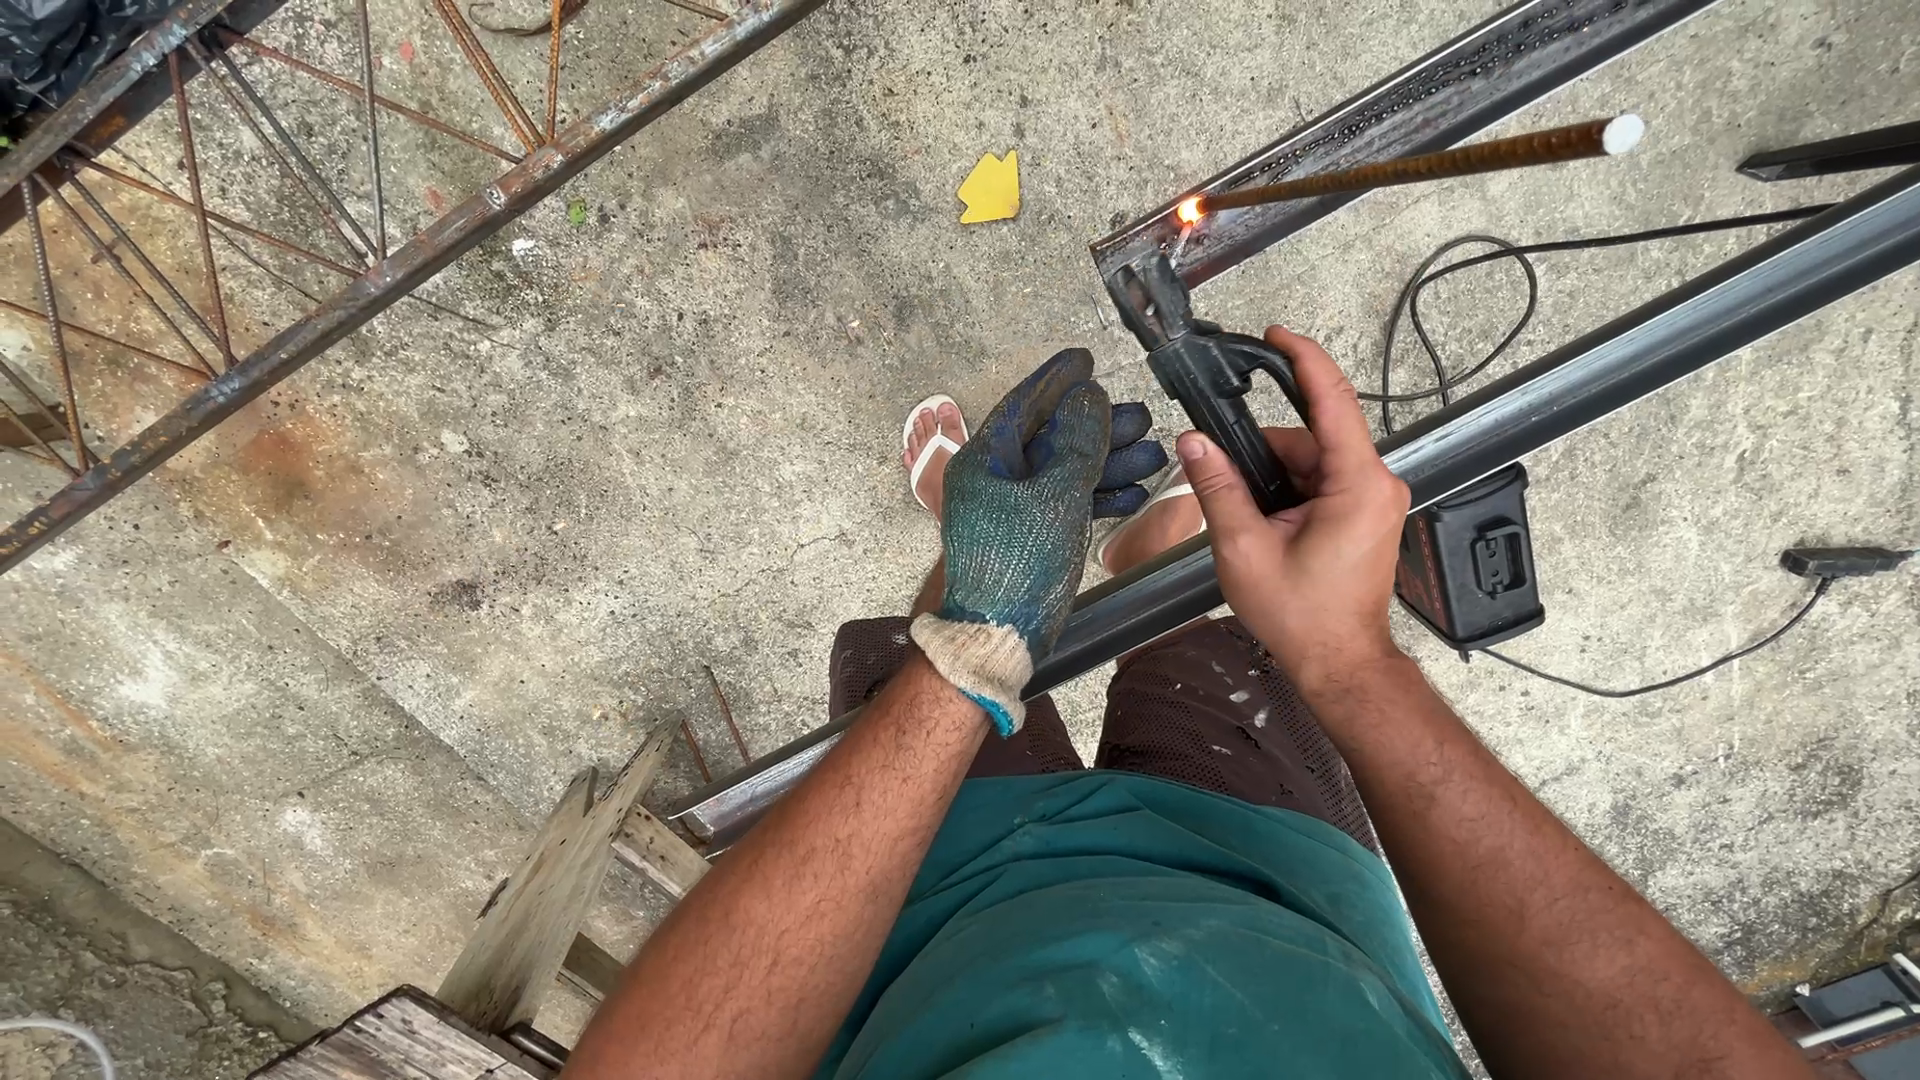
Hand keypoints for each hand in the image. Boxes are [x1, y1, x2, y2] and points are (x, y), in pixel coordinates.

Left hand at [912, 348, 1113, 733]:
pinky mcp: (1027, 536)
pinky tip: (1132, 494)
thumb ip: (1075, 443)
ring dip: (1106, 462)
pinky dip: (1095, 497)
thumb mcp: (1055, 495)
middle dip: (1097, 427)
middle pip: (1050, 438)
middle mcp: (994, 478)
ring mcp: (1011, 509)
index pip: (1025, 405)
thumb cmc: (1019, 562)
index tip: (1085, 359)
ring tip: (1151, 453)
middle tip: (1140, 416)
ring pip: (1063, 472)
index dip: (1058, 379)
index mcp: (987, 460)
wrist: (997, 635)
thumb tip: (1086, 397)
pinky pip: (1063, 503)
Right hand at [1175, 327, 1410, 690]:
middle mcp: (1374, 484)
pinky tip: (1264, 527)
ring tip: (1249, 528)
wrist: (1338, 660)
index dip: (1303, 360)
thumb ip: (1217, 487)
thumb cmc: (1302, 615)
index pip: (1332, 401)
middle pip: (1306, 438)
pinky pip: (1316, 481)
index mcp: (1356, 485)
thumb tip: (1193, 443)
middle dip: (1258, 457)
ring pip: (1306, 461)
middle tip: (1224, 489)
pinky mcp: (1362, 512)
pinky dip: (1283, 493)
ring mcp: (1370, 498)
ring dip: (1268, 481)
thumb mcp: (1243, 547)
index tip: (1277, 336)